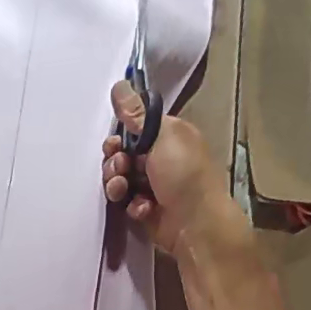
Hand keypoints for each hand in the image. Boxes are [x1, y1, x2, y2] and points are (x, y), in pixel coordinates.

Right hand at [101, 80, 228, 256]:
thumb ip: (138, 114)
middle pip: (122, 154)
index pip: (135, 129)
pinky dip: (131, 204)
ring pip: (120, 179)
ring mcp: (153, 185)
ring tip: (125, 190)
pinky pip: (127, 201)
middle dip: (115, 163)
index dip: (120, 136)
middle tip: (121, 169)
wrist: (195, 224)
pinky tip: (142, 208)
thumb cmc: (184, 176)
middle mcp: (161, 158)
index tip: (115, 144)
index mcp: (169, 136)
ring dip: (117, 184)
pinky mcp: (147, 207)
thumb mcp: (163, 137)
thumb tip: (119, 85)